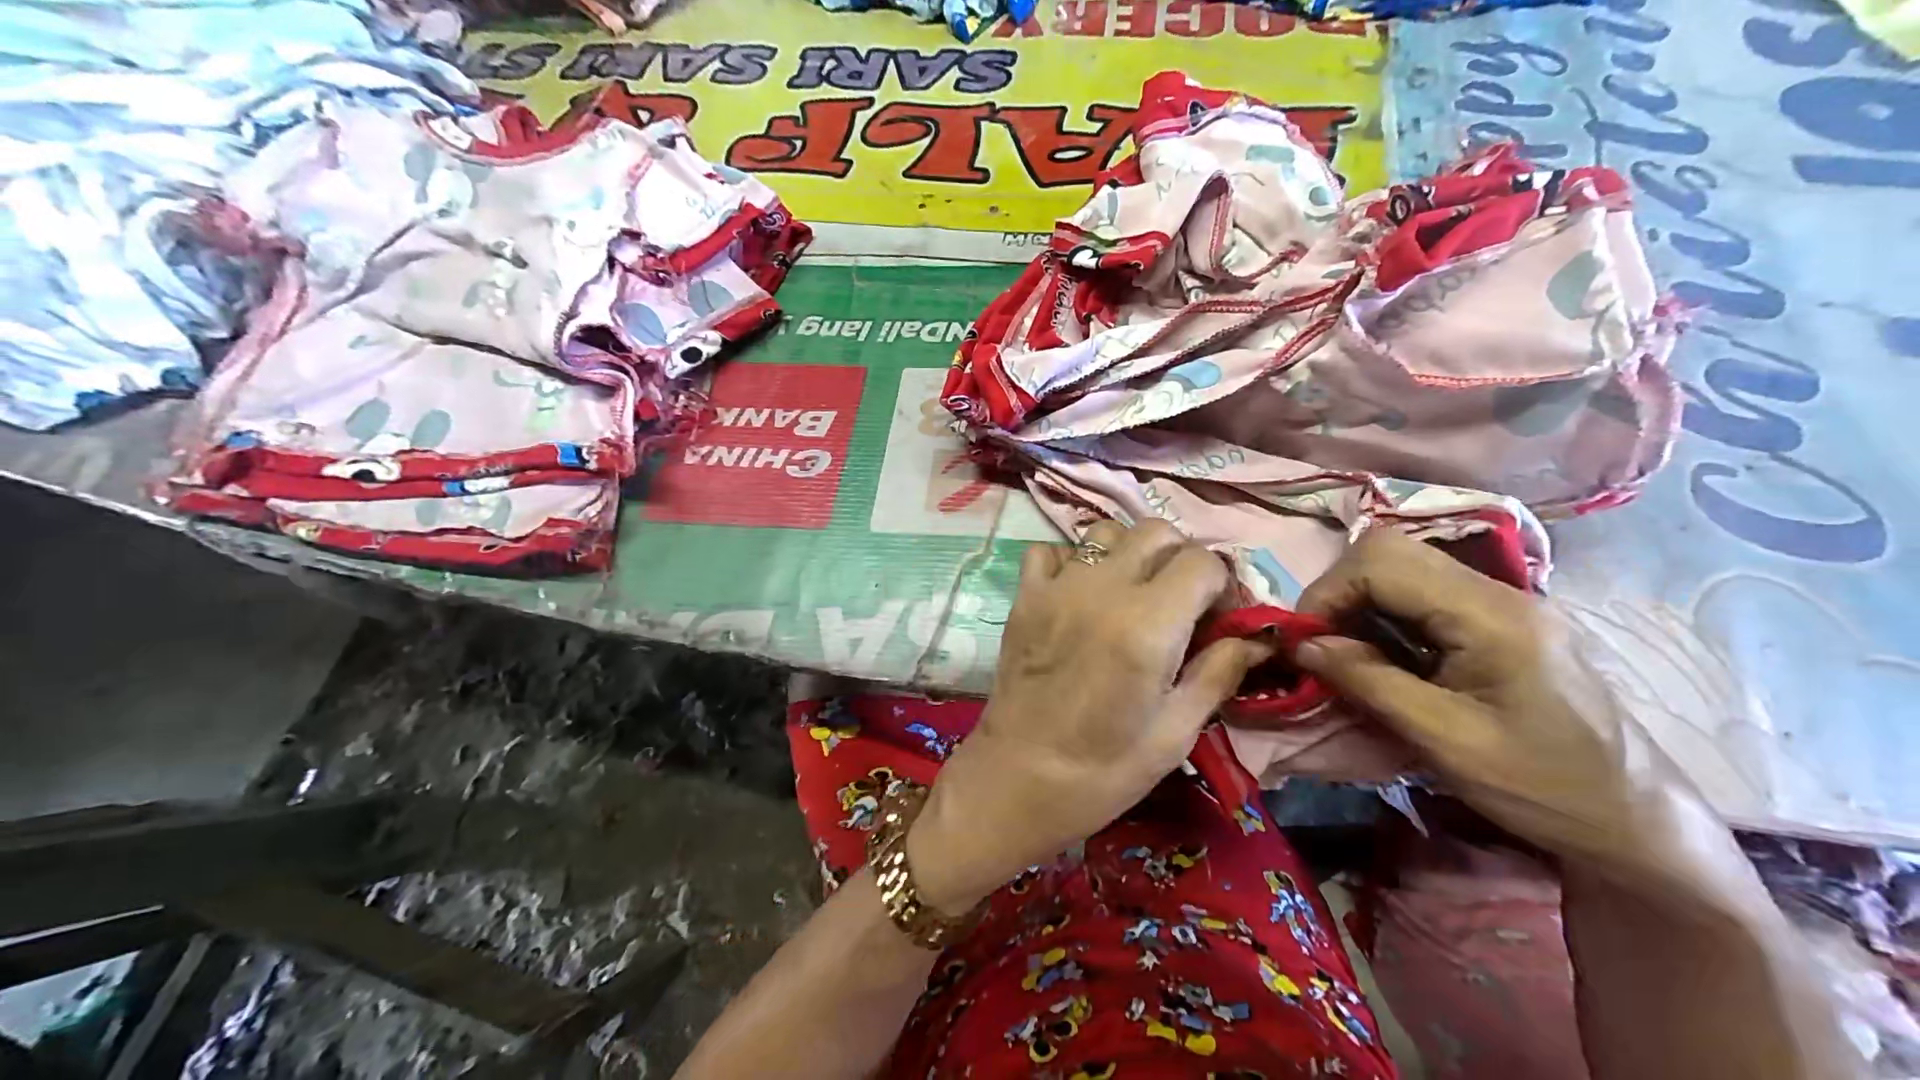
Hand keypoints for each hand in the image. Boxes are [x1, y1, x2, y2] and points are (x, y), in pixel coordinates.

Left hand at [906, 520, 1269, 913]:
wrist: (1015, 782)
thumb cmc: (1103, 771)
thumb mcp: (1175, 732)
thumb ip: (1217, 673)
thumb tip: (1256, 637)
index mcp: (1148, 625)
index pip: (1202, 561)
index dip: (1222, 586)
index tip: (1219, 620)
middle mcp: (1102, 590)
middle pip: (1157, 532)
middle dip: (1181, 559)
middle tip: (1182, 603)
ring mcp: (1057, 588)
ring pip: (1105, 532)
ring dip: (1130, 554)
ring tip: (1133, 595)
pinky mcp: (1024, 597)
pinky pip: (1052, 551)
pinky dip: (1073, 561)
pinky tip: (1080, 595)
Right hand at [1290, 529, 1707, 875]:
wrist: (1636, 821)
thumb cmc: (1541, 787)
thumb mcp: (1443, 740)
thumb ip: (1367, 682)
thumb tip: (1300, 645)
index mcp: (1490, 615)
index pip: (1381, 561)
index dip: (1327, 594)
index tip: (1306, 644)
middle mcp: (1498, 592)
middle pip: (1389, 550)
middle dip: (1338, 592)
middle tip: (1322, 646)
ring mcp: (1503, 602)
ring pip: (1402, 566)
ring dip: (1358, 602)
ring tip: (1346, 654)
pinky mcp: (1499, 621)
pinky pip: (1422, 592)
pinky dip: (1383, 614)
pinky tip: (1382, 656)